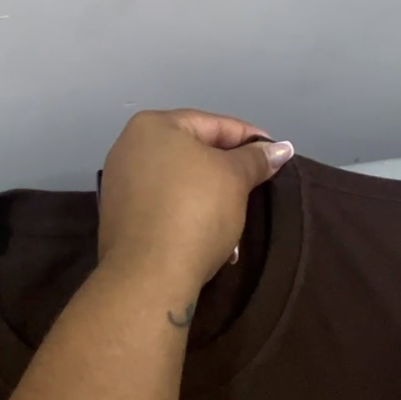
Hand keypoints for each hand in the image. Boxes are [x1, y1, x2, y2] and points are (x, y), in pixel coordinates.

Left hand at [95, 109, 294, 298]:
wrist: (148, 275)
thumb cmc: (194, 210)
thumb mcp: (234, 178)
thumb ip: (255, 159)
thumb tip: (279, 148)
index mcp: (153, 125)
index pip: (212, 124)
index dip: (249, 138)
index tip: (277, 154)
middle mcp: (130, 146)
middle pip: (194, 152)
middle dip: (229, 172)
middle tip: (259, 186)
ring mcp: (121, 182)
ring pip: (180, 181)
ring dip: (212, 198)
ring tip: (239, 218)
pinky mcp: (120, 216)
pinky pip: (165, 204)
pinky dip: (189, 213)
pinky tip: (212, 235)